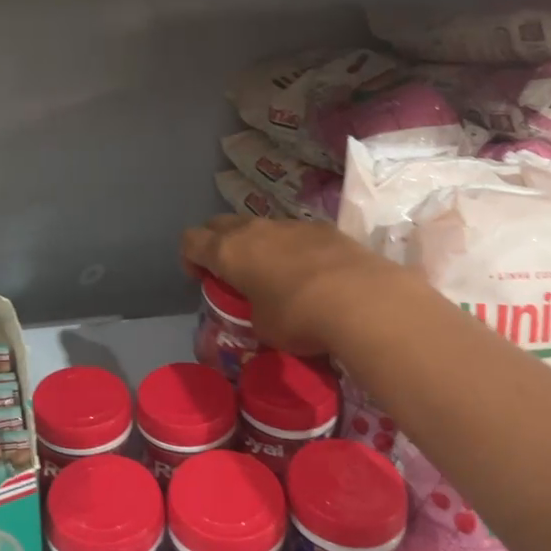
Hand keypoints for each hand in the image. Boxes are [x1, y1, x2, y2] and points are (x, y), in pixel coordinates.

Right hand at [181, 216, 430, 356]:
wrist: (360, 299)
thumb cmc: (297, 316)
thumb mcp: (262, 327)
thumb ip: (253, 311)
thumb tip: (263, 309)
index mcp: (228, 252)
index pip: (191, 240)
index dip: (189, 258)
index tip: (201, 279)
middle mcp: (254, 229)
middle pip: (221, 223)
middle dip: (218, 243)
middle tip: (230, 272)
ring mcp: (290, 224)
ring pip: (261, 226)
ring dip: (258, 244)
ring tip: (273, 273)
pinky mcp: (323, 227)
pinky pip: (295, 233)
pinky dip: (292, 248)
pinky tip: (310, 273)